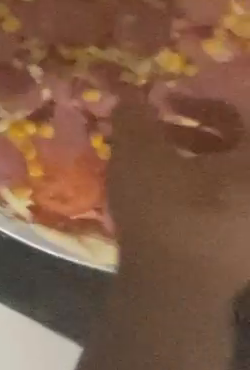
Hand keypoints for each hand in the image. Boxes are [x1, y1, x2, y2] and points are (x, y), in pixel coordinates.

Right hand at [108, 98, 249, 289]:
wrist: (179, 280)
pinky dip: (212, 173)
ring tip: (160, 144)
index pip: (246, 113)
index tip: (179, 90)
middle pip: (246, 139)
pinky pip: (240, 190)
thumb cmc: (165, 208)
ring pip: (241, 164)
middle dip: (210, 118)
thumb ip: (137, 118)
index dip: (216, 98)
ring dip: (207, 145)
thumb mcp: (139, 154)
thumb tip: (132, 91)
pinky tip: (172, 176)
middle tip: (166, 110)